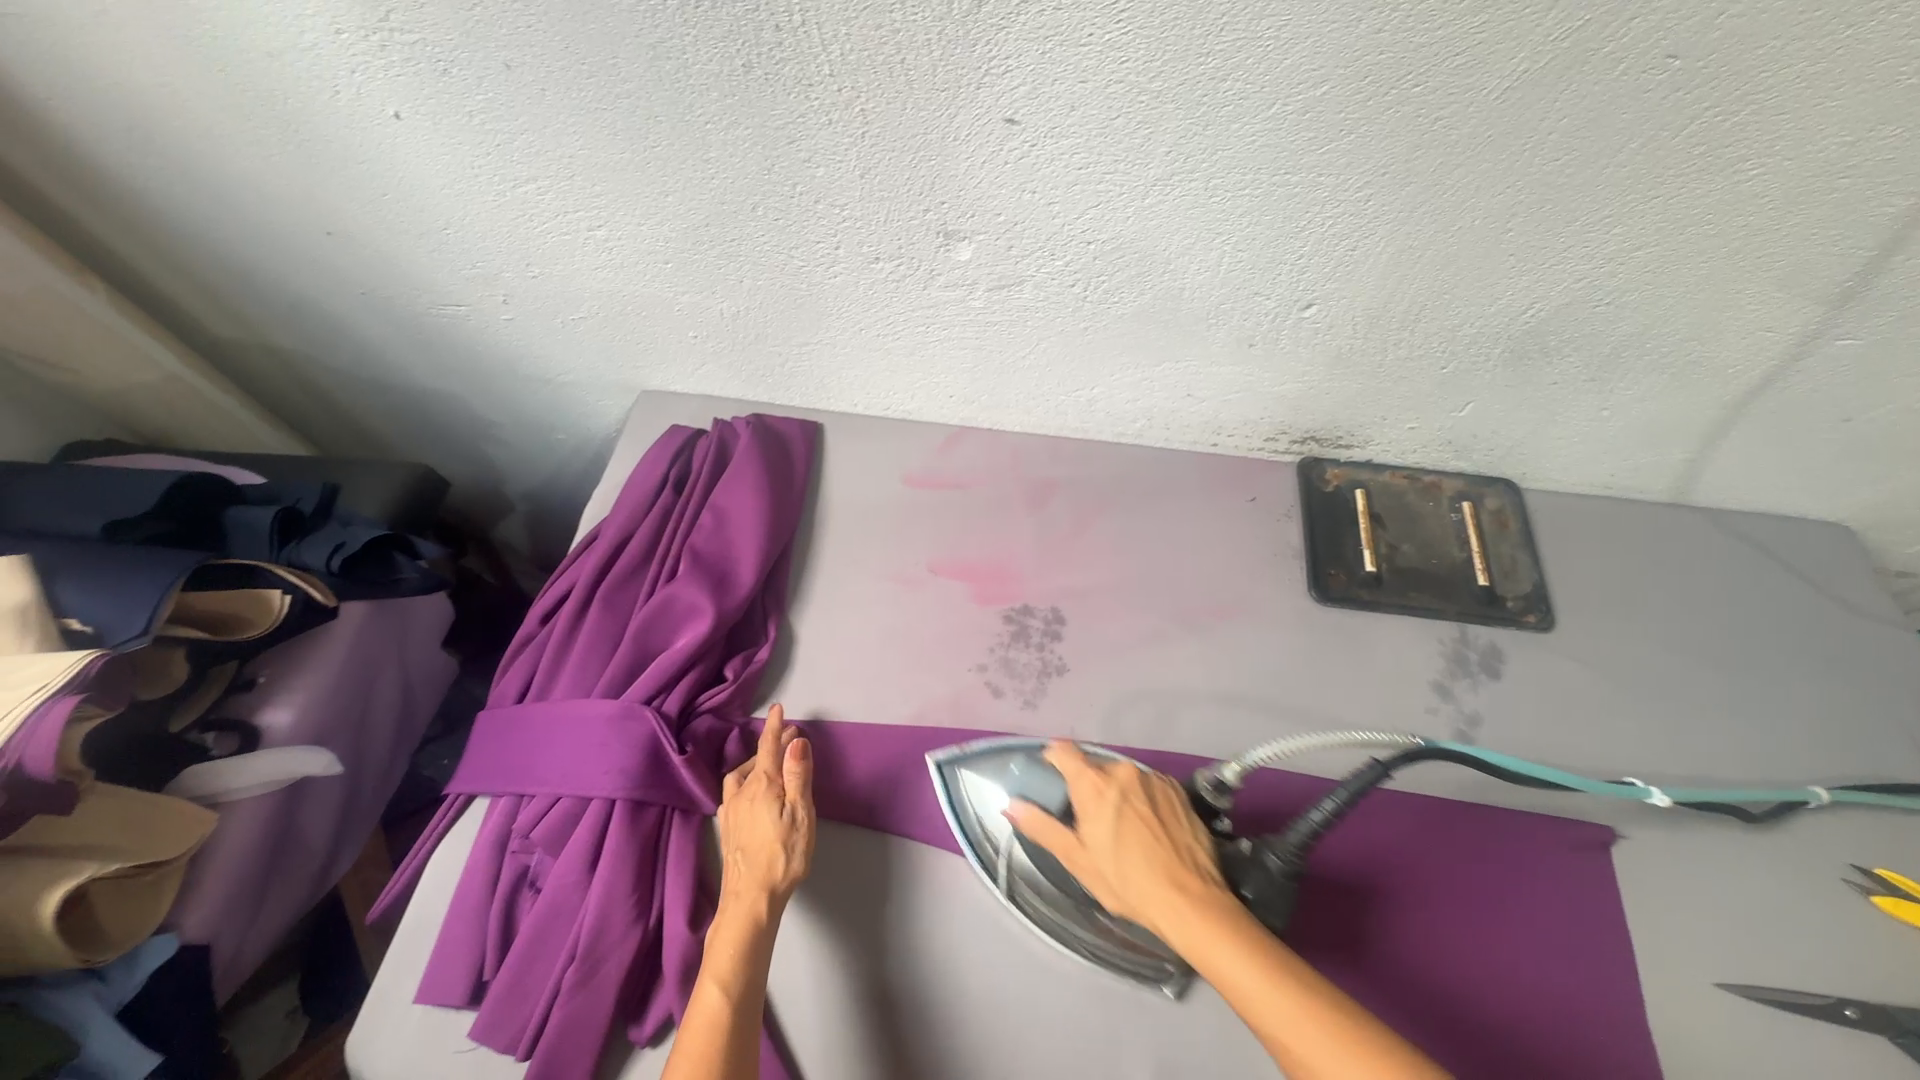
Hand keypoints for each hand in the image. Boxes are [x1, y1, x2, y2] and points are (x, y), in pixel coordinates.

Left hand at [716, 704, 815, 911]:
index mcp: (762, 785)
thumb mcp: (800, 812)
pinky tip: (748, 793)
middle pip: (756, 760)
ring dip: (755, 763)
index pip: (768, 747)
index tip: (778, 708)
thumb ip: (798, 775)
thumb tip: (796, 740)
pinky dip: (744, 782)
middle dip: (772, 745)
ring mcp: (730, 811)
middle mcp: (741, 792)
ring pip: (739, 776)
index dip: (774, 726)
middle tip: (789, 738)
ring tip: (769, 764)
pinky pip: (732, 793)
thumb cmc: (783, 855)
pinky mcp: (726, 828)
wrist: (750, 897)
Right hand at [1006, 741, 1230, 938]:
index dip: (1052, 761)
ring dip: (1117, 794)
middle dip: (1087, 788)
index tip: (1050, 782)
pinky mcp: (1178, 790)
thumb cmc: (1126, 883)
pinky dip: (1142, 800)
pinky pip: (1149, 786)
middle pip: (1095, 768)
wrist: (1190, 901)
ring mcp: (1154, 778)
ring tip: (1124, 831)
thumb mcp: (1077, 859)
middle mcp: (1124, 770)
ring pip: (1124, 778)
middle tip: (1088, 823)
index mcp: (1094, 783)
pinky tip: (1149, 831)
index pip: (1063, 751)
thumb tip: (1011, 804)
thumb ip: (1041, 827)